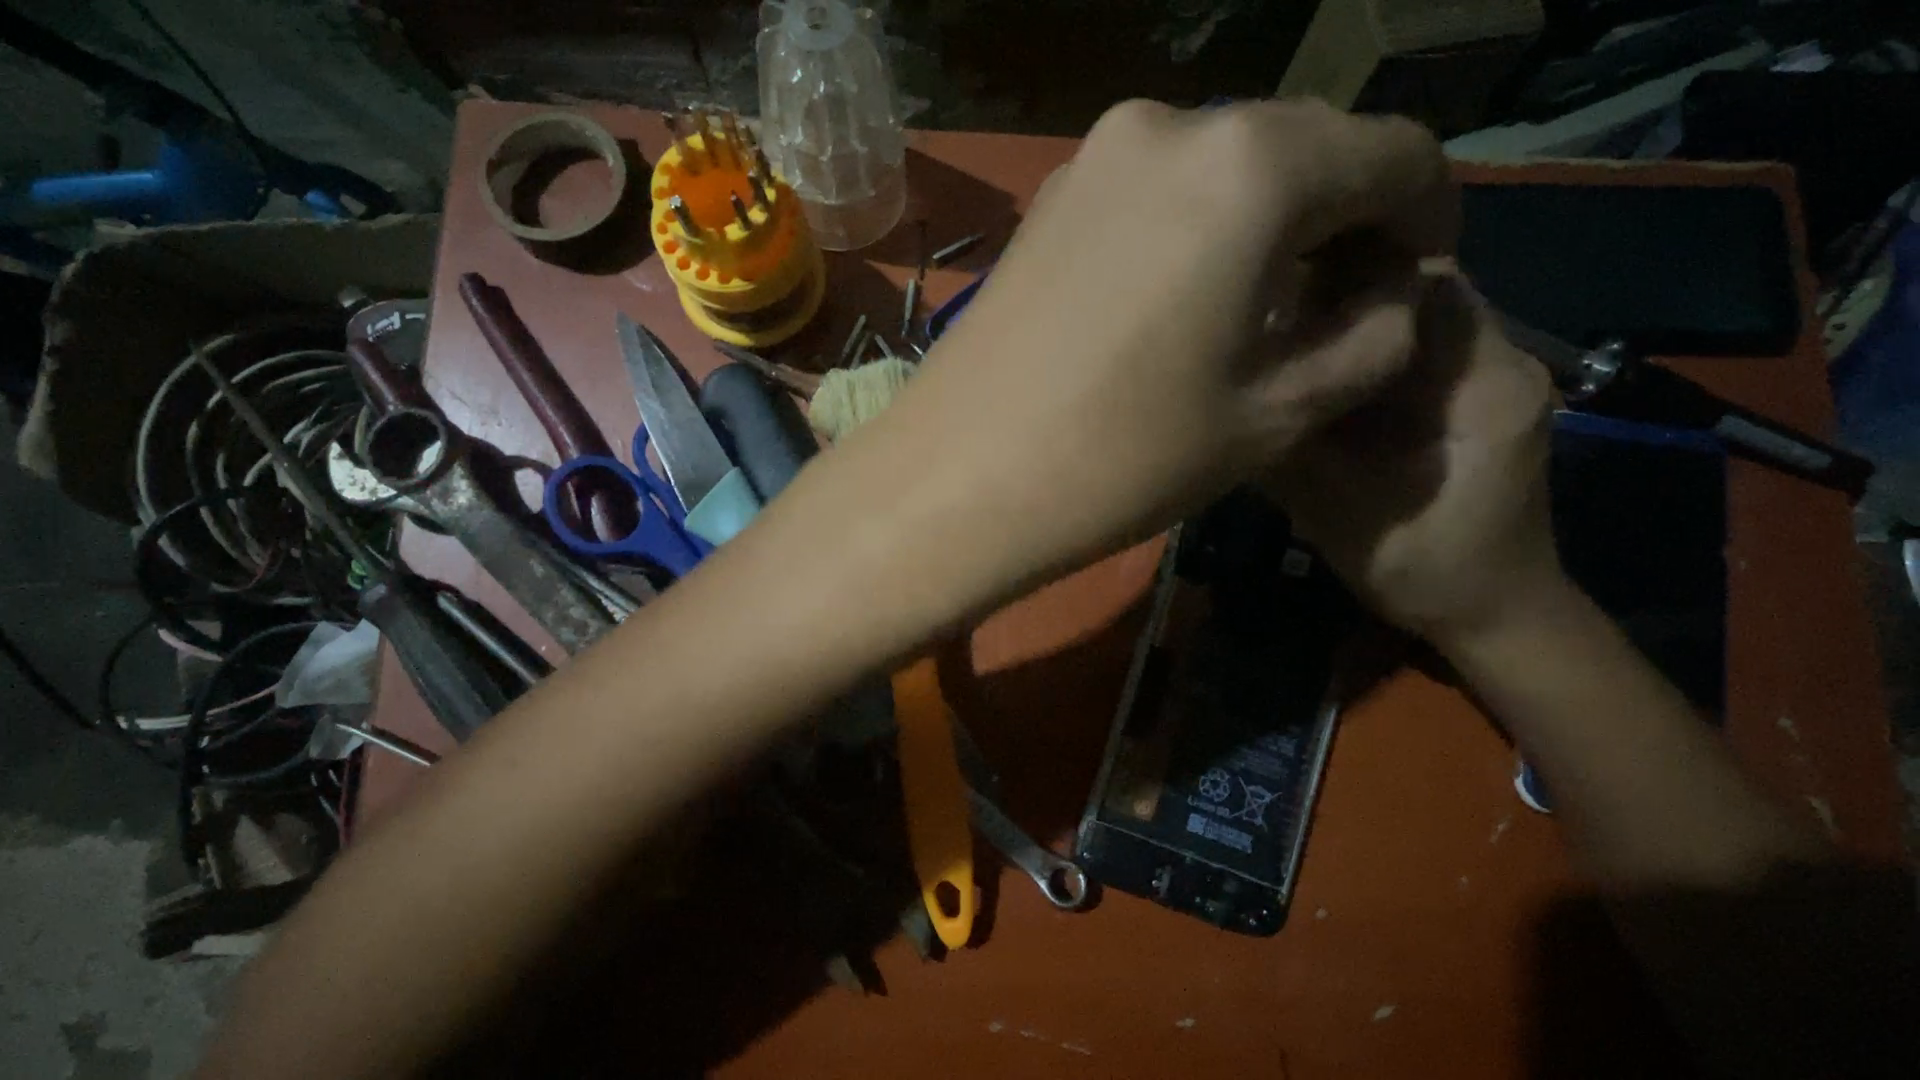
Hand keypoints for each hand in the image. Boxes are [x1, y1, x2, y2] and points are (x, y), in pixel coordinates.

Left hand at [870, 99, 1455, 597]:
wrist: (956, 478)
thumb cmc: (1126, 457)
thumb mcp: (1279, 411)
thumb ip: (1374, 337)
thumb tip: (1398, 292)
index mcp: (1254, 164)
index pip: (1396, 153)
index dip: (1429, 216)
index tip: (1416, 283)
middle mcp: (1177, 124)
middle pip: (1309, 145)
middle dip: (1347, 214)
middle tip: (1346, 301)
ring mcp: (1100, 151)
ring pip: (1231, 162)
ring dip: (1273, 217)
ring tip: (1269, 304)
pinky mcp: (1053, 191)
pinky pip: (1161, 185)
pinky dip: (1202, 222)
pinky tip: (1191, 293)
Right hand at [1269, 267, 1562, 644]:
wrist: (1496, 616)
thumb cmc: (1428, 570)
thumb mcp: (1344, 512)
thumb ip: (1296, 448)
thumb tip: (1238, 388)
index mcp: (1484, 382)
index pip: (1423, 280)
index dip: (1350, 269)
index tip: (1281, 281)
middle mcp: (1502, 360)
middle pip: (1419, 289)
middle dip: (1346, 290)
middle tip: (1272, 309)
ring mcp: (1492, 378)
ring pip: (1415, 318)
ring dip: (1353, 322)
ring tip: (1287, 335)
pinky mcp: (1474, 398)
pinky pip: (1416, 352)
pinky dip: (1367, 353)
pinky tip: (1319, 373)